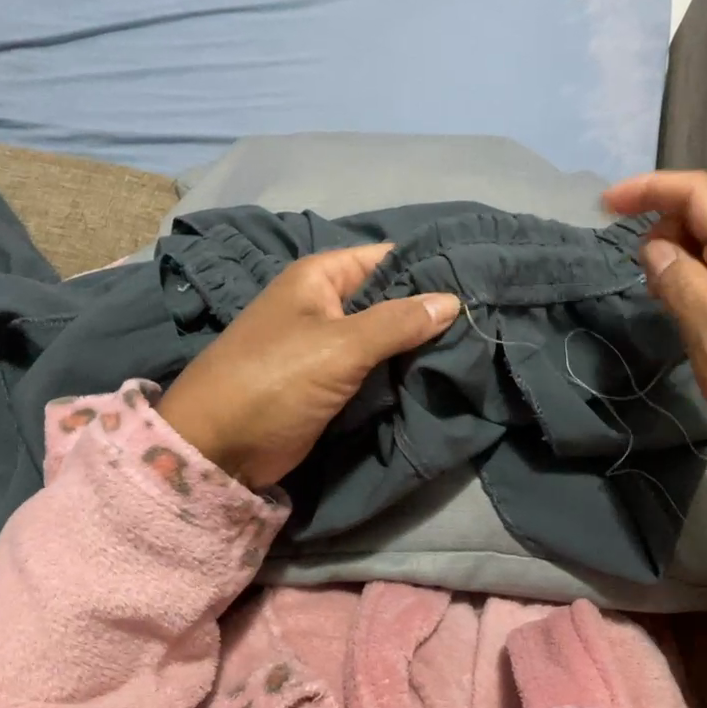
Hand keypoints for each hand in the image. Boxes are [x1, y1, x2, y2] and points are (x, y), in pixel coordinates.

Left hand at [156, 245, 459, 488]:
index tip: (481, 280)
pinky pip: (375, 369)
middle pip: (389, 298)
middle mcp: (326, 304)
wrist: (219, 449)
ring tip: (475, 346)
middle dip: (430, 310)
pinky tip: (441, 375)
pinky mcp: (331, 383)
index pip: (387, 258)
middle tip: (487, 319)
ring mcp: (328, 346)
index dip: (430, 267)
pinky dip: (402, 372)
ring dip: (420, 345)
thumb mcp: (340, 346)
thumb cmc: (274, 381)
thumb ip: (398, 322)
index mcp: (320, 278)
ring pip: (386, 336)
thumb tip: (452, 301)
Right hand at [603, 171, 706, 534]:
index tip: (605, 206)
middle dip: (663, 224)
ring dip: (682, 253)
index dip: (650, 188)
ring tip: (660, 297)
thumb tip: (655, 245)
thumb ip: (683, 288)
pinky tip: (693, 310)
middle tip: (638, 276)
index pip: (701, 193)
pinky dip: (704, 273)